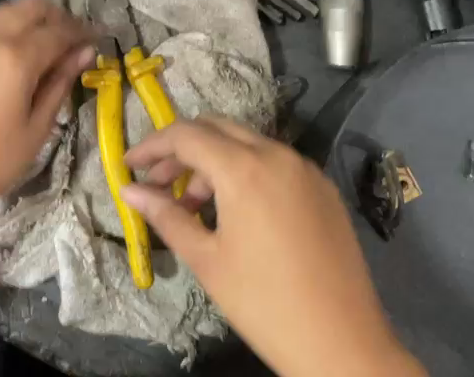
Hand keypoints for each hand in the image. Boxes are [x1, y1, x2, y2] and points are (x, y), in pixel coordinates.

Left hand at [0, 0, 95, 234]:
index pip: (58, 31)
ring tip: (40, 47)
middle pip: (31, 7)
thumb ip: (61, 82)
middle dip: (56, 16)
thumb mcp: (38, 126)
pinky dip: (2, 33)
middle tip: (69, 39)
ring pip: (4, 12)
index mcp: (15, 58)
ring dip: (28, 21)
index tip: (95, 39)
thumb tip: (85, 52)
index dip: (81, 32)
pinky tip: (7, 61)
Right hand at [120, 120, 424, 376]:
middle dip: (182, 148)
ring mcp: (305, 168)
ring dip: (213, 160)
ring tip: (194, 204)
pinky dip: (245, 171)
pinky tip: (235, 210)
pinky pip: (274, 162)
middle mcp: (276, 154)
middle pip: (216, 128)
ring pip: (246, 143)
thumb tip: (129, 189)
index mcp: (244, 168)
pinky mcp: (323, 187)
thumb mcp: (207, 260)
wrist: (344, 345)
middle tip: (157, 180)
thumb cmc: (265, 304)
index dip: (152, 145)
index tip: (129, 164)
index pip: (186, 135)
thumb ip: (166, 216)